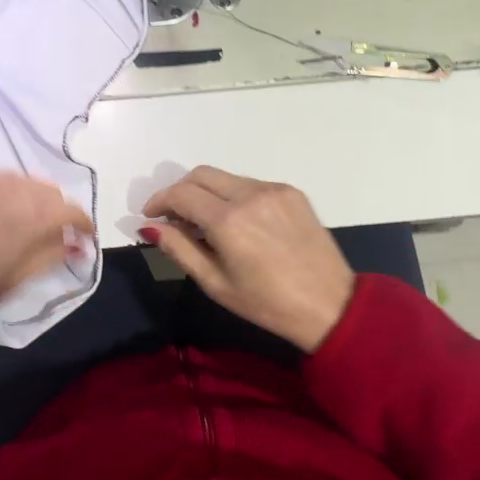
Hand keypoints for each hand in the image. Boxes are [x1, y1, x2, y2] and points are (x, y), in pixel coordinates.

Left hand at [0, 171, 95, 305]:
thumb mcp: (17, 278)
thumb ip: (51, 255)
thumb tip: (77, 244)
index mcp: (35, 217)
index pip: (72, 211)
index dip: (83, 224)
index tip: (84, 238)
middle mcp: (16, 189)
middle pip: (49, 191)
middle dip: (55, 209)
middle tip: (49, 230)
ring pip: (20, 180)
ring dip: (27, 197)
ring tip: (15, 218)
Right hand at [141, 167, 354, 351]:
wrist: (329, 305)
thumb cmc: (266, 304)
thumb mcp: (215, 283)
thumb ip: (179, 249)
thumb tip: (150, 227)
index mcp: (228, 221)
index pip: (181, 194)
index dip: (159, 201)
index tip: (150, 216)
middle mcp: (250, 195)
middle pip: (200, 175)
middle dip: (180, 191)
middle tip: (173, 217)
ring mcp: (274, 189)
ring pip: (226, 178)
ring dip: (207, 193)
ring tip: (205, 224)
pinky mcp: (291, 192)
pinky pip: (250, 185)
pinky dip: (234, 197)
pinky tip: (238, 223)